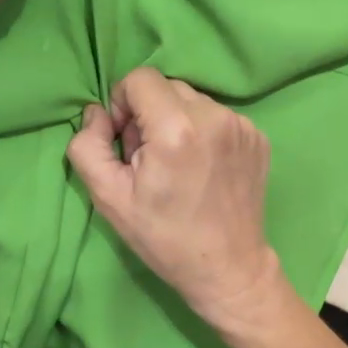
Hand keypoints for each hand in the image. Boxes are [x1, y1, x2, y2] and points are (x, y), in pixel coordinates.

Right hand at [66, 68, 285, 329]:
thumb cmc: (162, 237)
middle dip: (148, 113)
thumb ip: (88, 146)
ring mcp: (242, 126)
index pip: (140, 78)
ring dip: (176, 122)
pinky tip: (201, 170)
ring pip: (193, 101)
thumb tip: (96, 113)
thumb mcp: (108, 197)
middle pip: (167, 87)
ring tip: (176, 167)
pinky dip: (202, 133)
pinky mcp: (258, 138)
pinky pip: (217, 117)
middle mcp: (215, 117)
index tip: (125, 141)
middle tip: (148, 159)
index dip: (122, 103)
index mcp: (176, 129)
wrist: (227, 268)